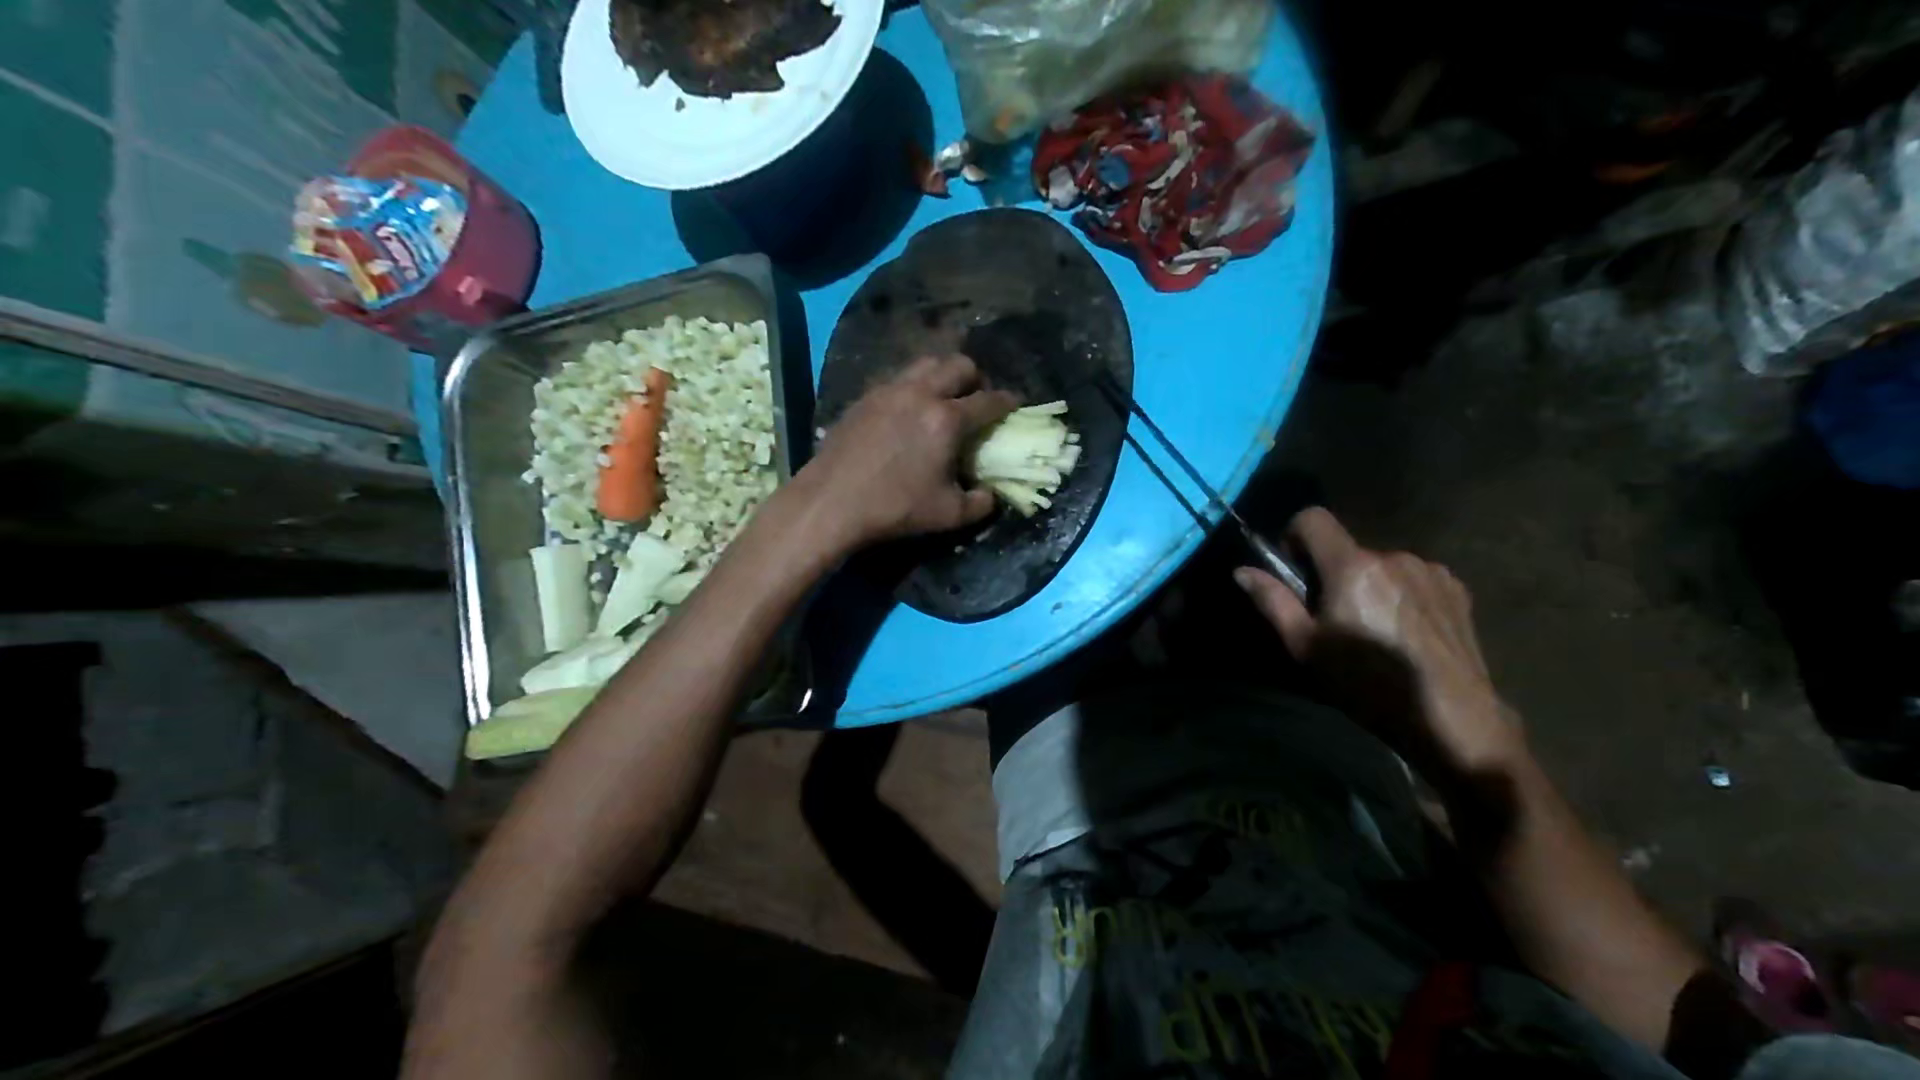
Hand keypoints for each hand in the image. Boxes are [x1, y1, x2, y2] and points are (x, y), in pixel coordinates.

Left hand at [800, 354, 1016, 547]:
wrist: (831, 502)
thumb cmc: (894, 508)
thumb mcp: (948, 515)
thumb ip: (980, 503)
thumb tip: (990, 494)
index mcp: (946, 419)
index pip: (988, 400)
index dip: (1007, 401)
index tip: (1014, 404)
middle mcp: (920, 394)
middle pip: (958, 365)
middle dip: (976, 377)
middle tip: (977, 398)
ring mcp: (888, 391)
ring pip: (926, 364)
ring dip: (943, 374)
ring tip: (944, 397)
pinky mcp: (865, 397)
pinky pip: (898, 378)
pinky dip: (914, 386)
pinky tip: (908, 410)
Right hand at [1235, 508, 1524, 778]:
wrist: (1452, 717)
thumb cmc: (1367, 683)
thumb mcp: (1306, 646)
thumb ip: (1273, 601)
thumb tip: (1242, 571)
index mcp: (1352, 566)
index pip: (1313, 518)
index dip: (1294, 536)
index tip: (1296, 572)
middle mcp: (1393, 556)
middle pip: (1347, 549)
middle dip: (1333, 572)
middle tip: (1334, 617)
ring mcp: (1430, 571)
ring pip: (1381, 564)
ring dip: (1369, 583)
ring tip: (1375, 629)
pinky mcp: (1457, 589)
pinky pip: (1413, 577)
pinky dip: (1400, 593)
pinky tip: (1406, 632)